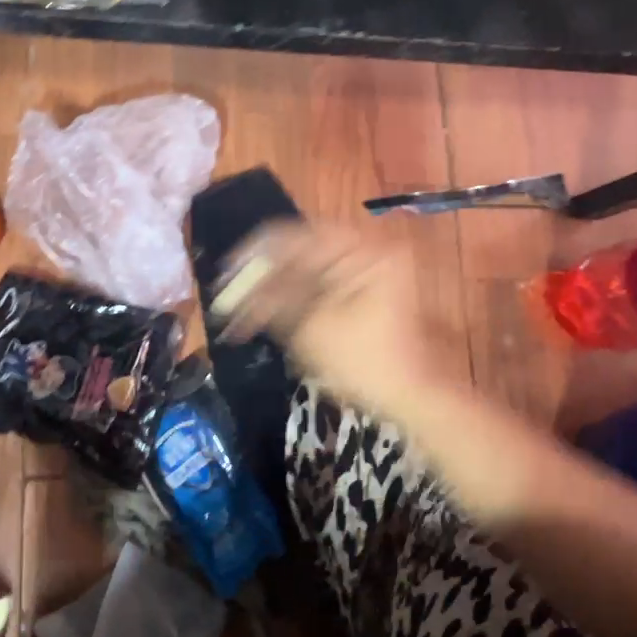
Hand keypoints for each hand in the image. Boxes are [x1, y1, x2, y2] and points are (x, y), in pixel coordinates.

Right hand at [210, 222, 451, 413]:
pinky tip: (262, 316)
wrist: (409, 400)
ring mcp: (365, 273)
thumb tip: (236, 284)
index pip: (298, 236)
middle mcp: (366, 252)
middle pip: (301, 252)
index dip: (258, 252)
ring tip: (239, 308)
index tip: (227, 269)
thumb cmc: (364, 363)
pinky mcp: (360, 295)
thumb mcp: (312, 328)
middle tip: (229, 290)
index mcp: (363, 251)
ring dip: (272, 290)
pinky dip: (291, 301)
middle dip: (262, 274)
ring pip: (305, 272)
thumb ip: (272, 298)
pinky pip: (317, 288)